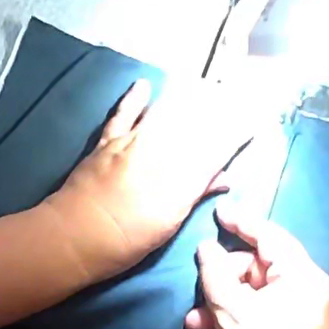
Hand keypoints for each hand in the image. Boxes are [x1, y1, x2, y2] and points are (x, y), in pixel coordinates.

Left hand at [41, 79, 257, 280]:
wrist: (72, 237)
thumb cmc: (124, 242)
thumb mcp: (167, 225)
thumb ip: (194, 194)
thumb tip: (223, 176)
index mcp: (178, 181)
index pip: (216, 149)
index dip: (237, 133)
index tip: (257, 119)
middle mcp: (157, 155)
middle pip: (195, 125)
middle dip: (219, 109)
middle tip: (239, 95)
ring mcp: (129, 145)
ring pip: (164, 114)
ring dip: (187, 99)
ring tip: (208, 86)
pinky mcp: (106, 142)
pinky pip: (122, 115)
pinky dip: (133, 99)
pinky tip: (144, 85)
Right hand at [187, 204, 328, 328]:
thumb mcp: (231, 313)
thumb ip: (215, 274)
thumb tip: (206, 248)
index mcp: (306, 279)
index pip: (271, 237)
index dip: (241, 223)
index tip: (216, 212)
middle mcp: (311, 291)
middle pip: (259, 266)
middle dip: (223, 278)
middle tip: (198, 291)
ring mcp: (303, 314)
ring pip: (253, 292)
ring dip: (221, 302)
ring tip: (197, 321)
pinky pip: (258, 313)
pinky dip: (233, 318)